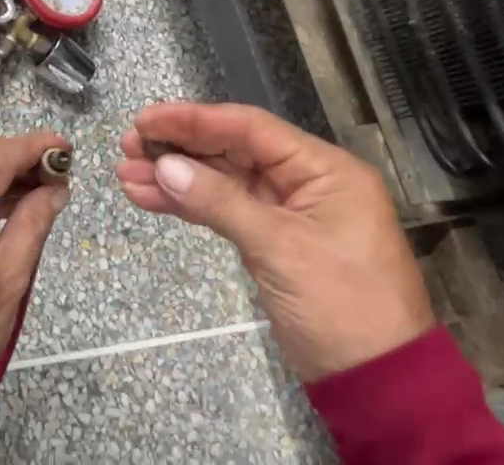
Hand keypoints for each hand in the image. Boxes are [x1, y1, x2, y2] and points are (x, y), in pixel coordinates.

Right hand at [116, 102, 432, 380]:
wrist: (377, 384)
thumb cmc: (343, 306)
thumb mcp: (281, 248)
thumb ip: (220, 201)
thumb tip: (165, 167)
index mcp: (324, 170)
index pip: (249, 128)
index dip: (193, 119)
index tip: (145, 120)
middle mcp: (305, 181)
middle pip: (230, 149)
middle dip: (177, 147)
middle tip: (128, 146)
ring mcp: (285, 211)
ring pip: (219, 180)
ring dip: (173, 177)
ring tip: (126, 174)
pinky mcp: (269, 239)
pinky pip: (221, 209)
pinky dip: (186, 203)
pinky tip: (148, 197)